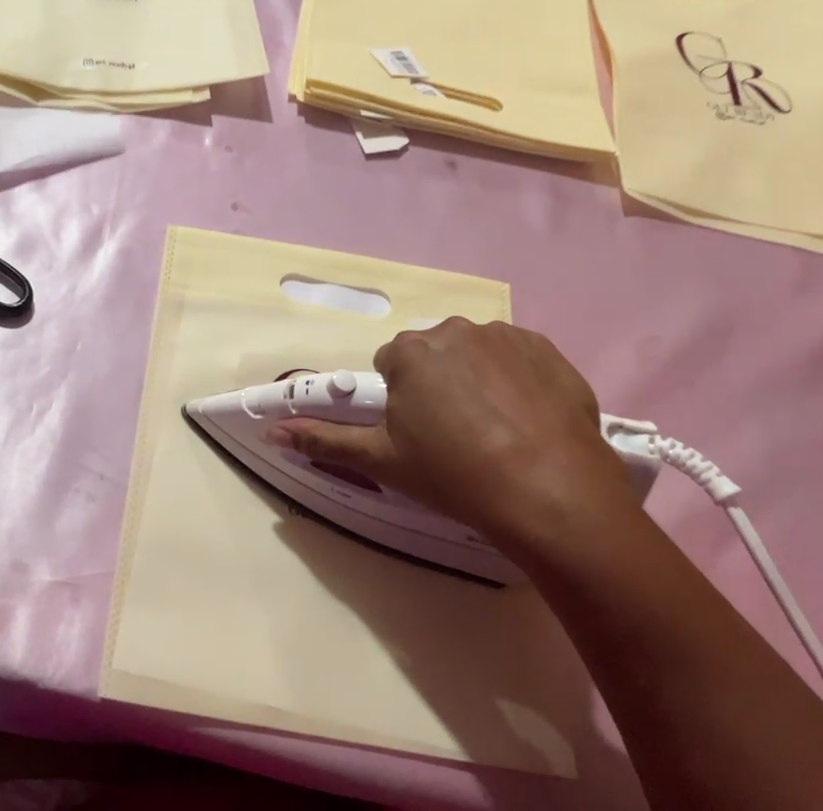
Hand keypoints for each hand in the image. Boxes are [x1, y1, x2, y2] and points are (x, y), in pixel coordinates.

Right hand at [266, 318, 640, 549]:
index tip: (418, 435)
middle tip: (455, 437)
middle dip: (438, 385)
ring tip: (496, 433)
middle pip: (434, 355)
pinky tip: (528, 423)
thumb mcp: (381, 460)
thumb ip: (323, 440)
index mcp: (409, 351)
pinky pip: (520, 360)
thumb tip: (271, 431)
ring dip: (478, 381)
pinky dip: (519, 383)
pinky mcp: (550, 350)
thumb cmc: (453, 474)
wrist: (550, 492)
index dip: (400, 400)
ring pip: (477, 355)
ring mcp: (507, 336)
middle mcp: (455, 330)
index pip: (391, 365)